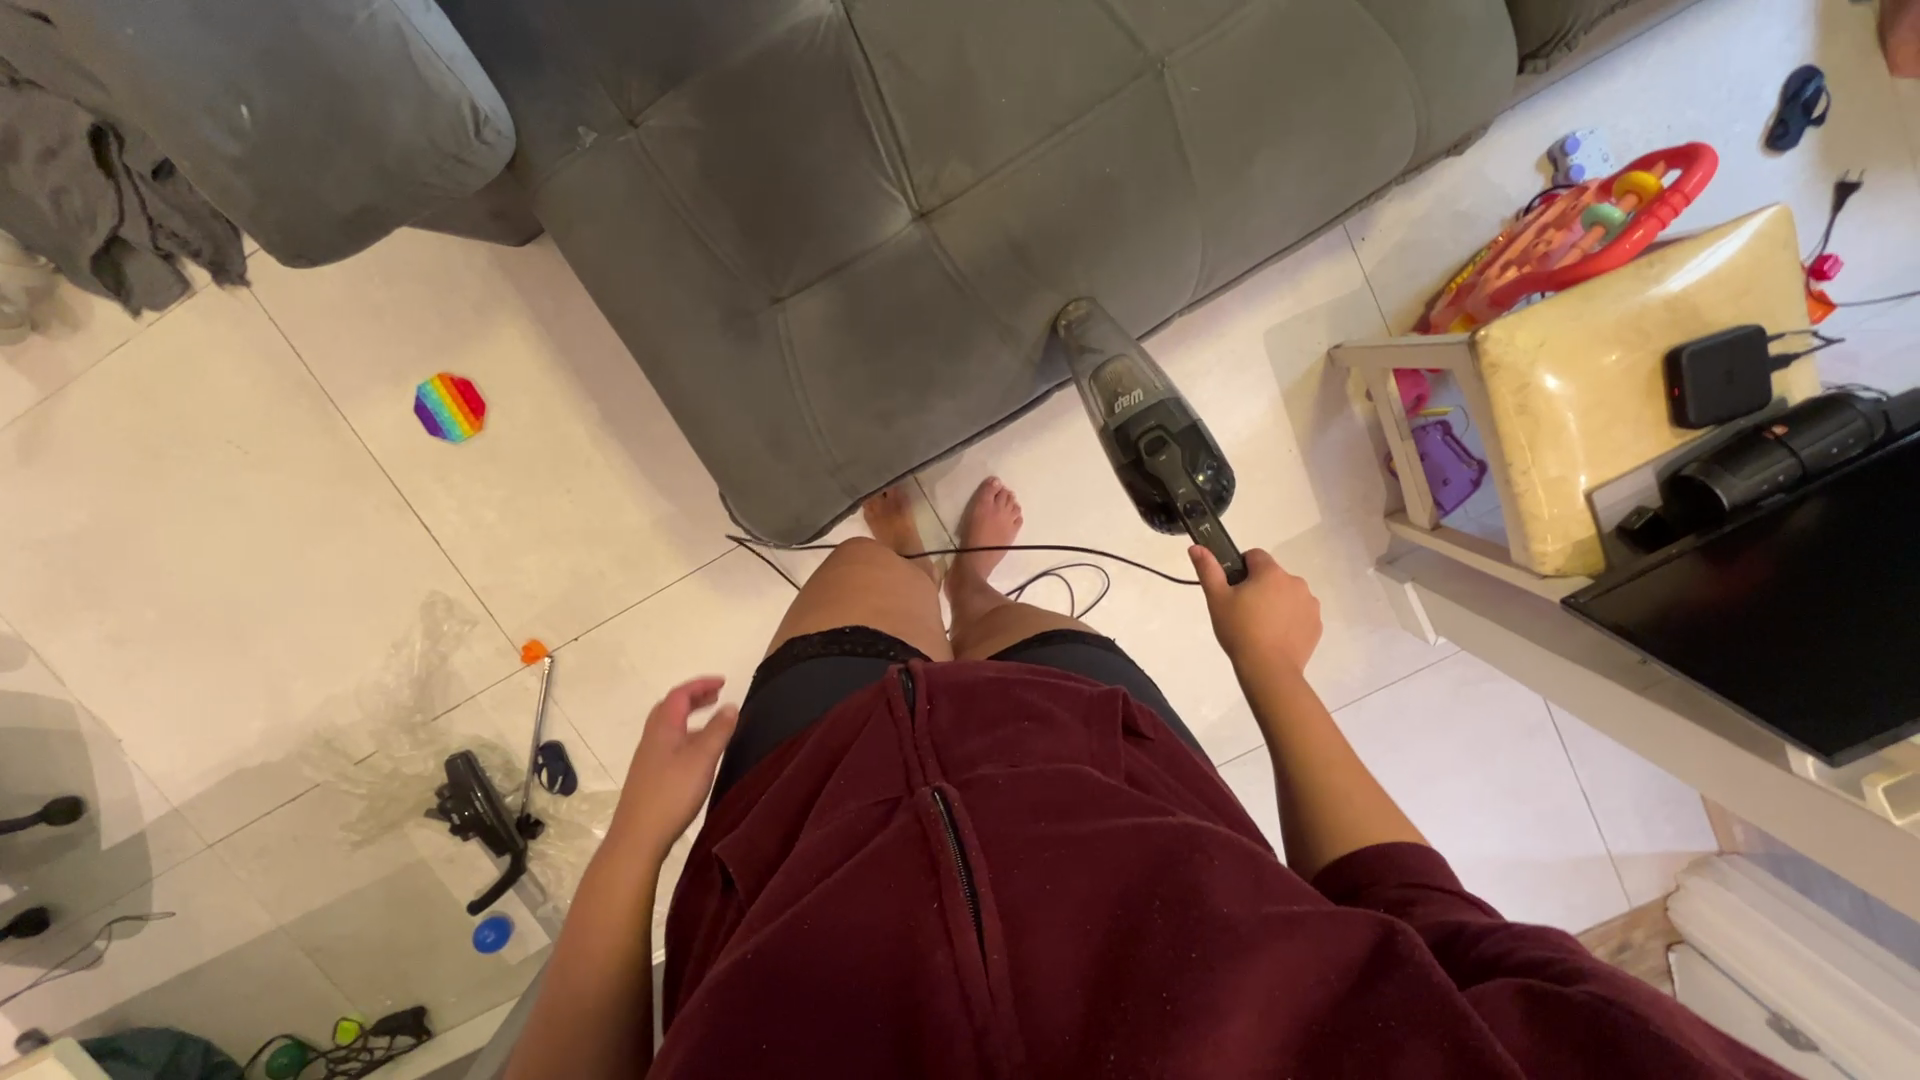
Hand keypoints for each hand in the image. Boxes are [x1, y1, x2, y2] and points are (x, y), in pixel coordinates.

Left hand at [611, 677, 739, 859]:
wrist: (637, 837)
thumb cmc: (672, 793)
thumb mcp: (702, 758)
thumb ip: (718, 730)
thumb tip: (730, 705)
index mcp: (663, 728)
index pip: (680, 695)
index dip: (701, 685)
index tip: (723, 683)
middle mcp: (652, 738)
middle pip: (670, 707)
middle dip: (693, 698)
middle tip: (716, 697)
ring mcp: (648, 758)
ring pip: (668, 727)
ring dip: (689, 717)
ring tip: (712, 722)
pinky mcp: (650, 776)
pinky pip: (669, 744)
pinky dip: (686, 736)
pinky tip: (697, 754)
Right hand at [1190, 546, 1321, 672]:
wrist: (1268, 668)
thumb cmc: (1239, 630)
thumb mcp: (1216, 599)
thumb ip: (1208, 570)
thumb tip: (1196, 547)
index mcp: (1271, 573)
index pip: (1255, 556)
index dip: (1241, 569)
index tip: (1233, 590)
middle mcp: (1295, 582)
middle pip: (1272, 576)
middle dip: (1259, 587)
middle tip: (1243, 611)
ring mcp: (1309, 604)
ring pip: (1287, 594)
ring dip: (1276, 602)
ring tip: (1260, 627)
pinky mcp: (1316, 624)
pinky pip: (1300, 614)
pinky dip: (1289, 620)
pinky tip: (1275, 636)